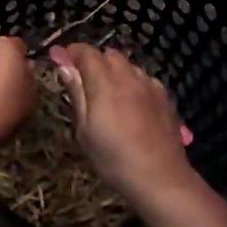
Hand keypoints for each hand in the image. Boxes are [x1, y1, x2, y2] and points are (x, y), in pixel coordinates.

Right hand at [50, 45, 193, 197]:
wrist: (159, 175)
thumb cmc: (113, 158)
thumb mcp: (85, 130)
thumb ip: (77, 92)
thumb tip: (64, 65)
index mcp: (106, 83)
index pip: (87, 53)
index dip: (72, 51)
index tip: (61, 59)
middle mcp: (130, 76)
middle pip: (110, 54)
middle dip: (94, 60)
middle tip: (83, 81)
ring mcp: (150, 84)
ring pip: (129, 65)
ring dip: (115, 71)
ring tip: (107, 94)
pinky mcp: (165, 95)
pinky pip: (144, 78)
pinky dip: (133, 82)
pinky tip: (131, 103)